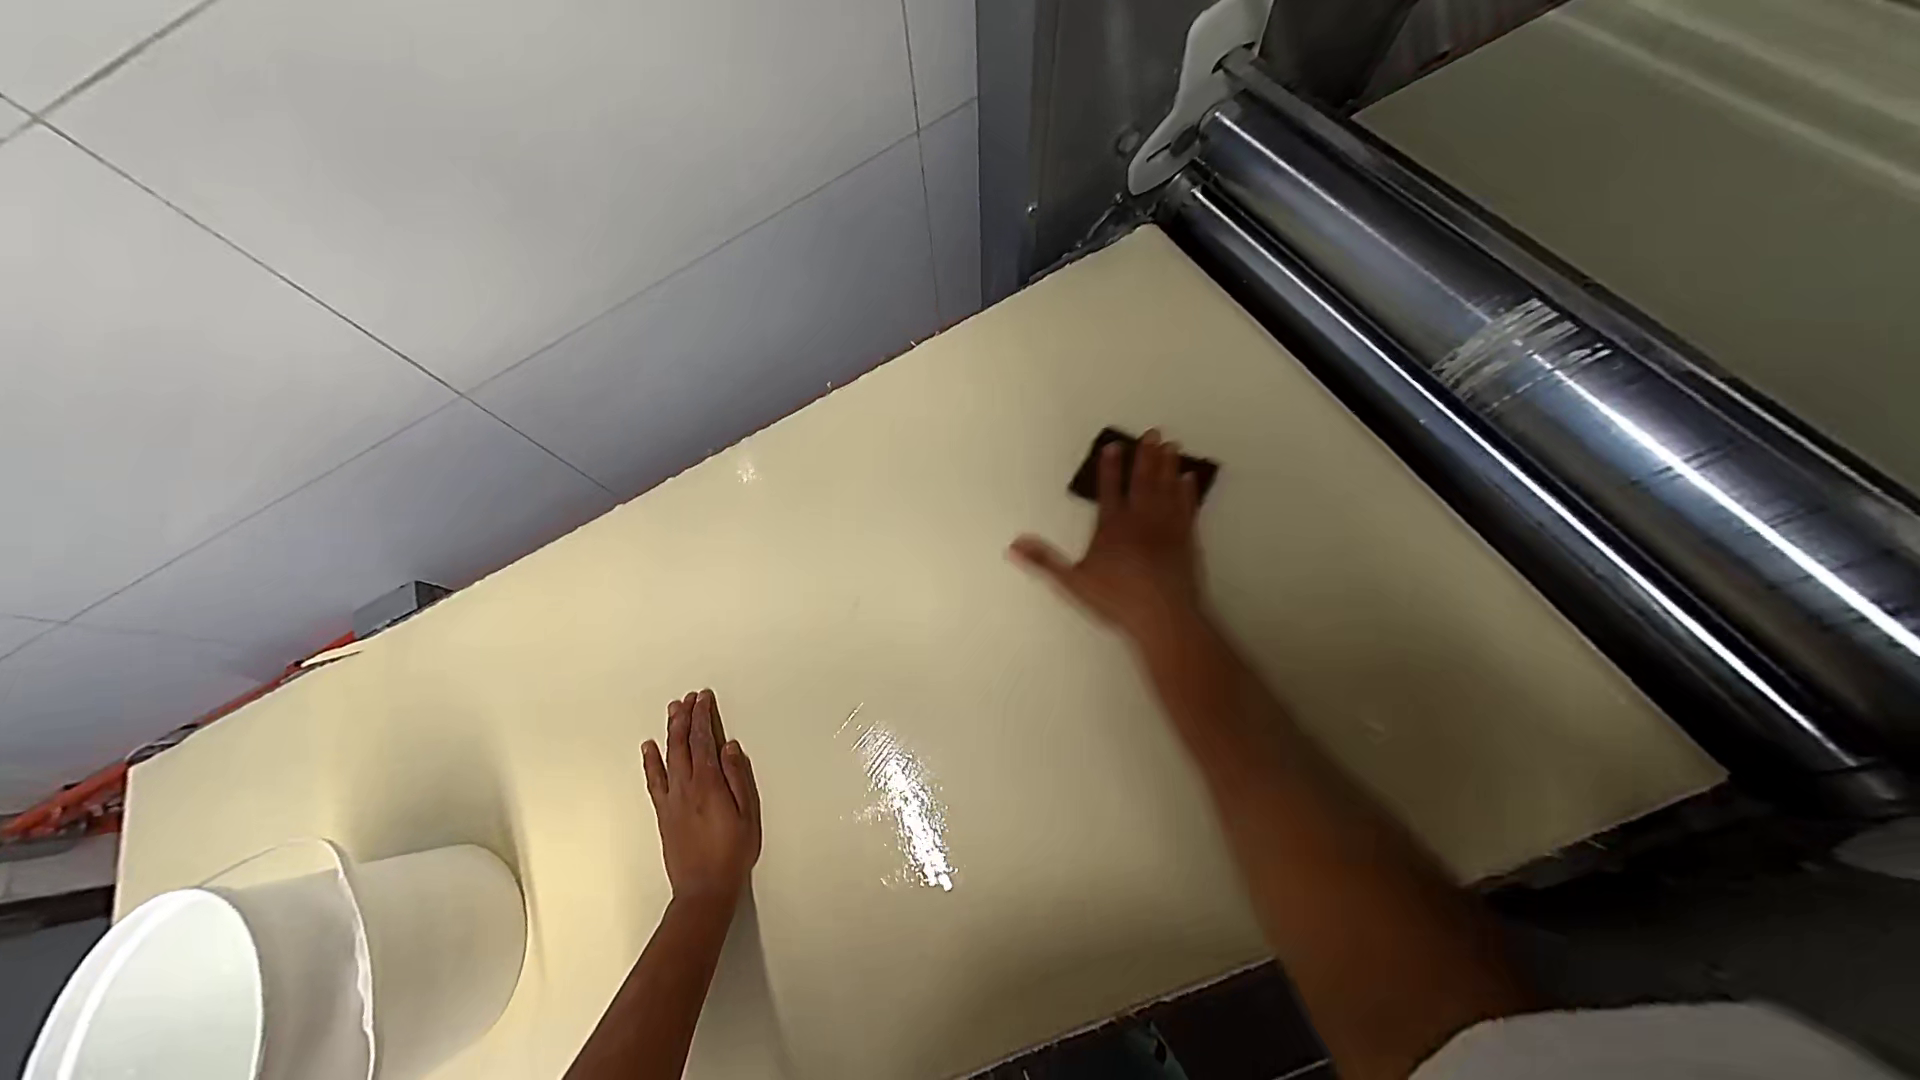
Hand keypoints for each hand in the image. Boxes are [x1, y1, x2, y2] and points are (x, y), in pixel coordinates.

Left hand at [642, 689, 761, 903]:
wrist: (704, 889)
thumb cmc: (731, 853)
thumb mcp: (747, 813)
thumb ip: (737, 777)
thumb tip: (729, 748)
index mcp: (708, 784)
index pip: (704, 741)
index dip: (703, 717)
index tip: (703, 699)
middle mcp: (686, 788)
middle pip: (683, 743)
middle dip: (686, 717)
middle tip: (689, 698)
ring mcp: (672, 800)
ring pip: (668, 756)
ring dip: (670, 731)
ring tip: (673, 711)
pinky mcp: (664, 812)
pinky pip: (654, 780)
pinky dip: (651, 761)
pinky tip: (650, 748)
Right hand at [1011, 429, 1206, 648]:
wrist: (1163, 616)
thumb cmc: (1117, 599)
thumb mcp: (1072, 582)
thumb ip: (1044, 560)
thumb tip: (1014, 544)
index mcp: (1112, 526)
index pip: (1109, 489)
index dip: (1110, 466)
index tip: (1114, 445)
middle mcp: (1140, 520)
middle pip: (1143, 480)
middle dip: (1145, 455)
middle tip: (1152, 432)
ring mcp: (1166, 527)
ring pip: (1167, 488)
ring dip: (1168, 465)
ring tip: (1171, 445)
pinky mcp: (1186, 539)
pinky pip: (1187, 507)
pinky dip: (1188, 491)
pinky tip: (1189, 478)